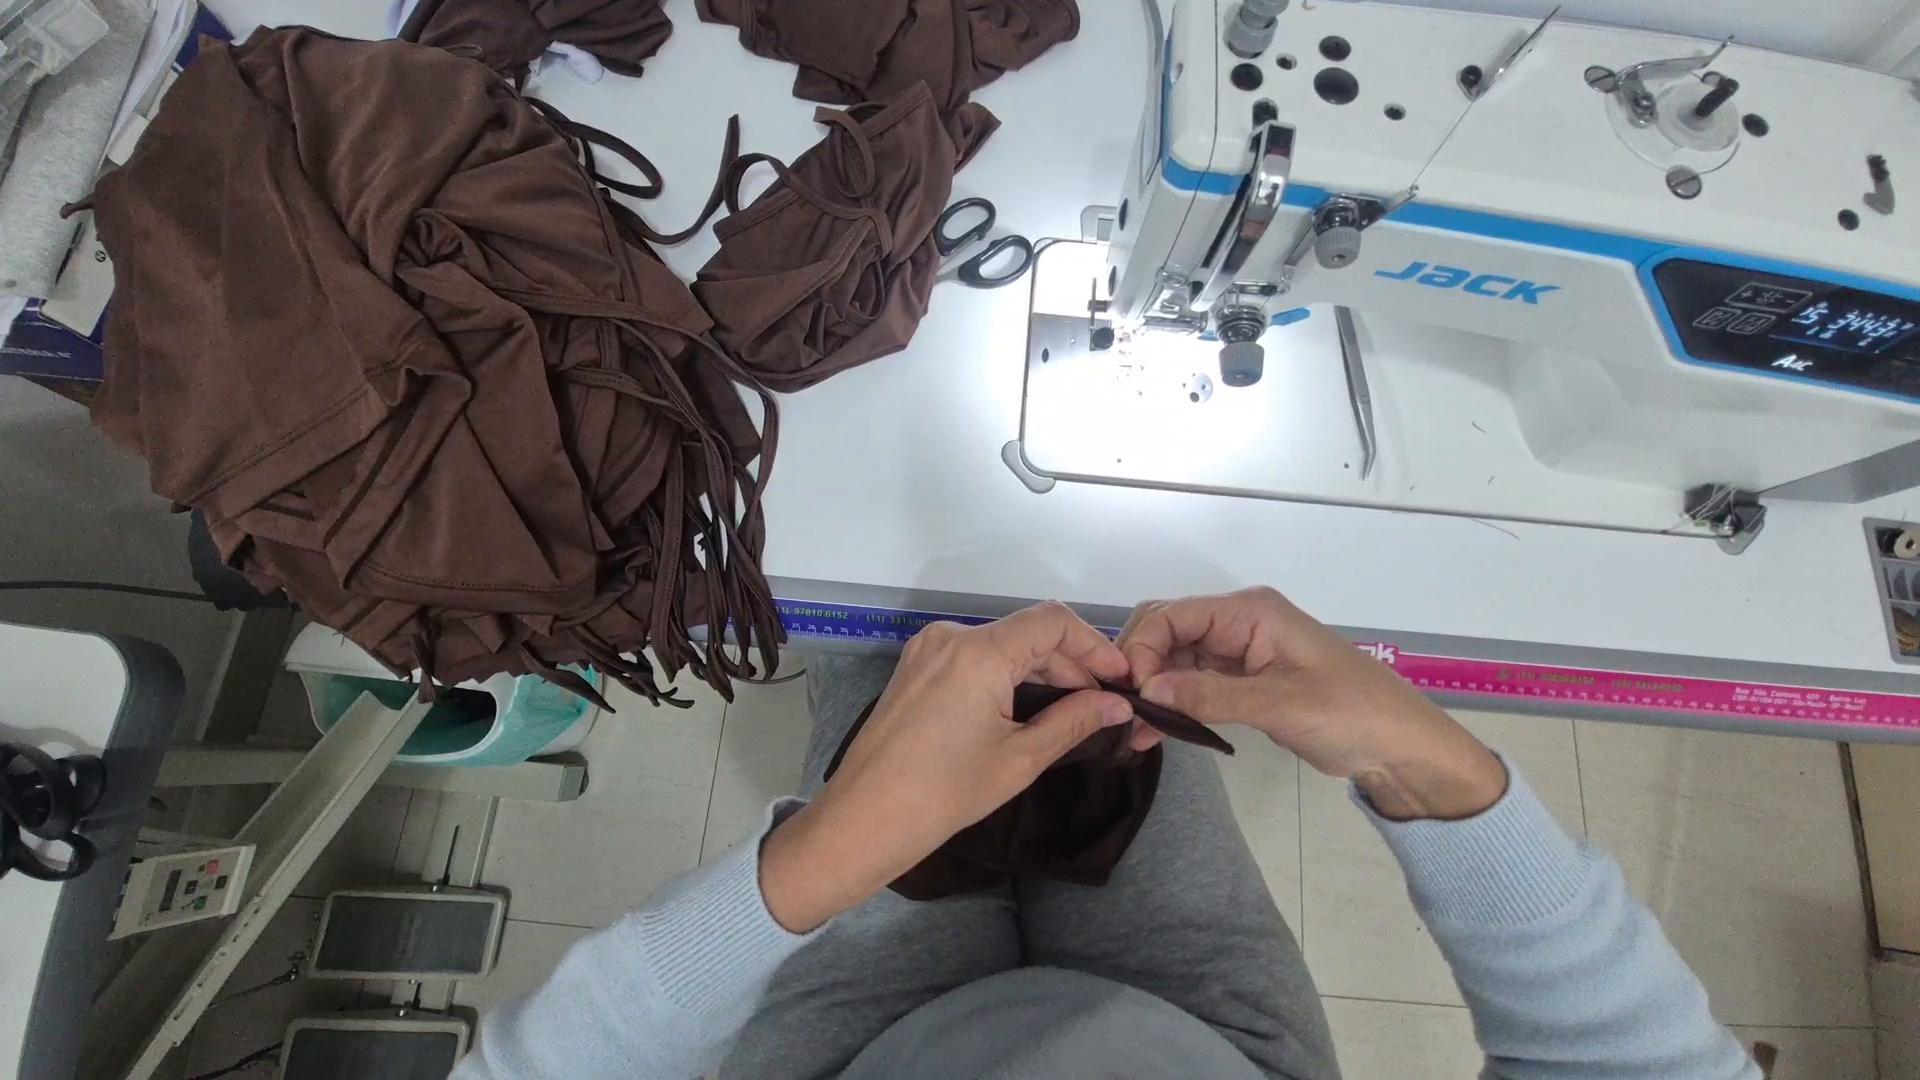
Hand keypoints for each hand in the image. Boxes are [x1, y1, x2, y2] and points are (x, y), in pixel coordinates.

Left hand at [759, 602, 1133, 931]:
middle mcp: (951, 636)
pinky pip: (974, 657)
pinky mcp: (918, 666)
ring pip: (1001, 645)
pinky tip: (1027, 705)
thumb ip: (1073, 721)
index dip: (1093, 644)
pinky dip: (1006, 674)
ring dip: (1039, 670)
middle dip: (1069, 663)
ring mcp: (929, 648)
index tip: (1118, 678)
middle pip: (1026, 633)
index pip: (1052, 620)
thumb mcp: (1019, 758)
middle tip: (1102, 704)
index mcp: (978, 651)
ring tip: (1070, 709)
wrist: (864, 818)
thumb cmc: (943, 793)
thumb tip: (1117, 705)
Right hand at [1118, 587, 1505, 821]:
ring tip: (1131, 727)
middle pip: (1166, 630)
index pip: (1173, 615)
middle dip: (1139, 663)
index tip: (1132, 692)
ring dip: (1151, 687)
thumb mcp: (1282, 705)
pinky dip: (1170, 703)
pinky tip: (1153, 730)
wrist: (1402, 750)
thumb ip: (1211, 695)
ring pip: (1172, 659)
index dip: (1143, 648)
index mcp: (1249, 612)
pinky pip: (1190, 683)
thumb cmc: (1353, 715)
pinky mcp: (1238, 680)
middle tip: (1124, 707)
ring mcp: (1235, 652)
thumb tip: (1149, 690)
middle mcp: (1236, 623)